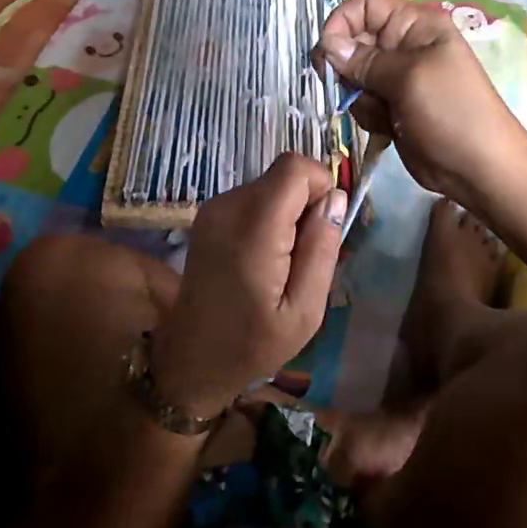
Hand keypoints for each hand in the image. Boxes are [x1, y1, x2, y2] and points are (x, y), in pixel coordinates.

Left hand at [149, 153, 346, 419]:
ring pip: (271, 185)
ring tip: (284, 264)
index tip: (322, 229)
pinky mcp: (208, 215)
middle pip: (284, 175)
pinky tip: (264, 260)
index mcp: (251, 227)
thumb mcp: (305, 311)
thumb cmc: (252, 344)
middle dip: (307, 205)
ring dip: (288, 214)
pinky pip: (254, 198)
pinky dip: (270, 219)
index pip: (295, 167)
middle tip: (304, 257)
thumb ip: (322, 249)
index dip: (321, 187)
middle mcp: (227, 205)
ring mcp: (213, 208)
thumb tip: (335, 199)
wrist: (191, 361)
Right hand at [313, 0, 526, 203]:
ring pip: (352, 76)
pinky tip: (389, 128)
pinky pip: (362, 101)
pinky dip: (368, 115)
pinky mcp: (391, 106)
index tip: (328, 52)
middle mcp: (403, 45)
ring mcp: (397, 78)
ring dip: (359, 97)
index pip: (365, 4)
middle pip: (353, 41)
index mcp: (415, 24)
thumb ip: (365, 60)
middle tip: (353, 90)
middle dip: (347, 67)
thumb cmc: (452, 113)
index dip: (342, 22)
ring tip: (385, 113)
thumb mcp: (409, 78)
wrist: (478, 169)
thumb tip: (327, 44)